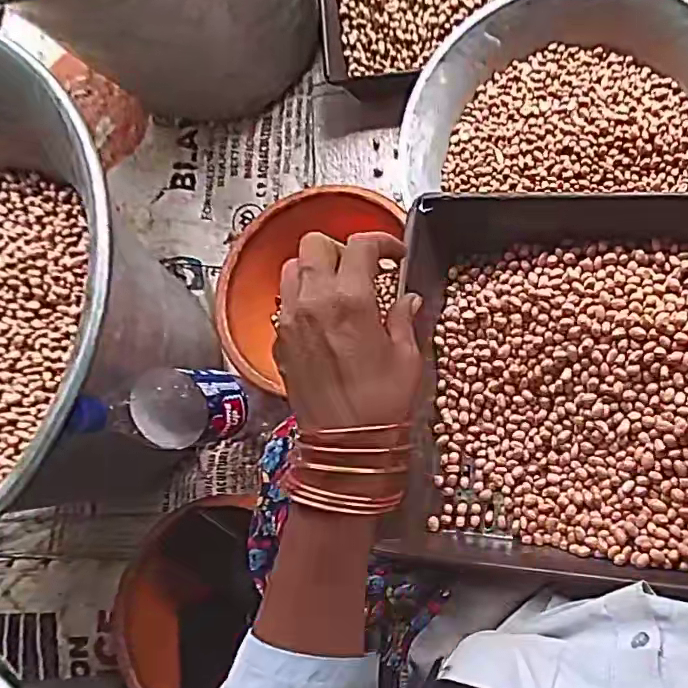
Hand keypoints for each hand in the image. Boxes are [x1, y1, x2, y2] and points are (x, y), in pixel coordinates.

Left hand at [275, 231, 421, 432]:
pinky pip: (285, 302)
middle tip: (364, 270)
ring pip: (293, 268)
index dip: (382, 243)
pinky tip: (323, 318)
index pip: (361, 246)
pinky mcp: (280, 342)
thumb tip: (406, 300)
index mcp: (350, 300)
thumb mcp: (407, 358)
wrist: (346, 445)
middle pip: (316, 244)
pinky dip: (303, 298)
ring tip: (338, 289)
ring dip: (317, 269)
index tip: (394, 255)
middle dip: (342, 250)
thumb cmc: (381, 406)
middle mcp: (313, 302)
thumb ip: (403, 319)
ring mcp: (290, 321)